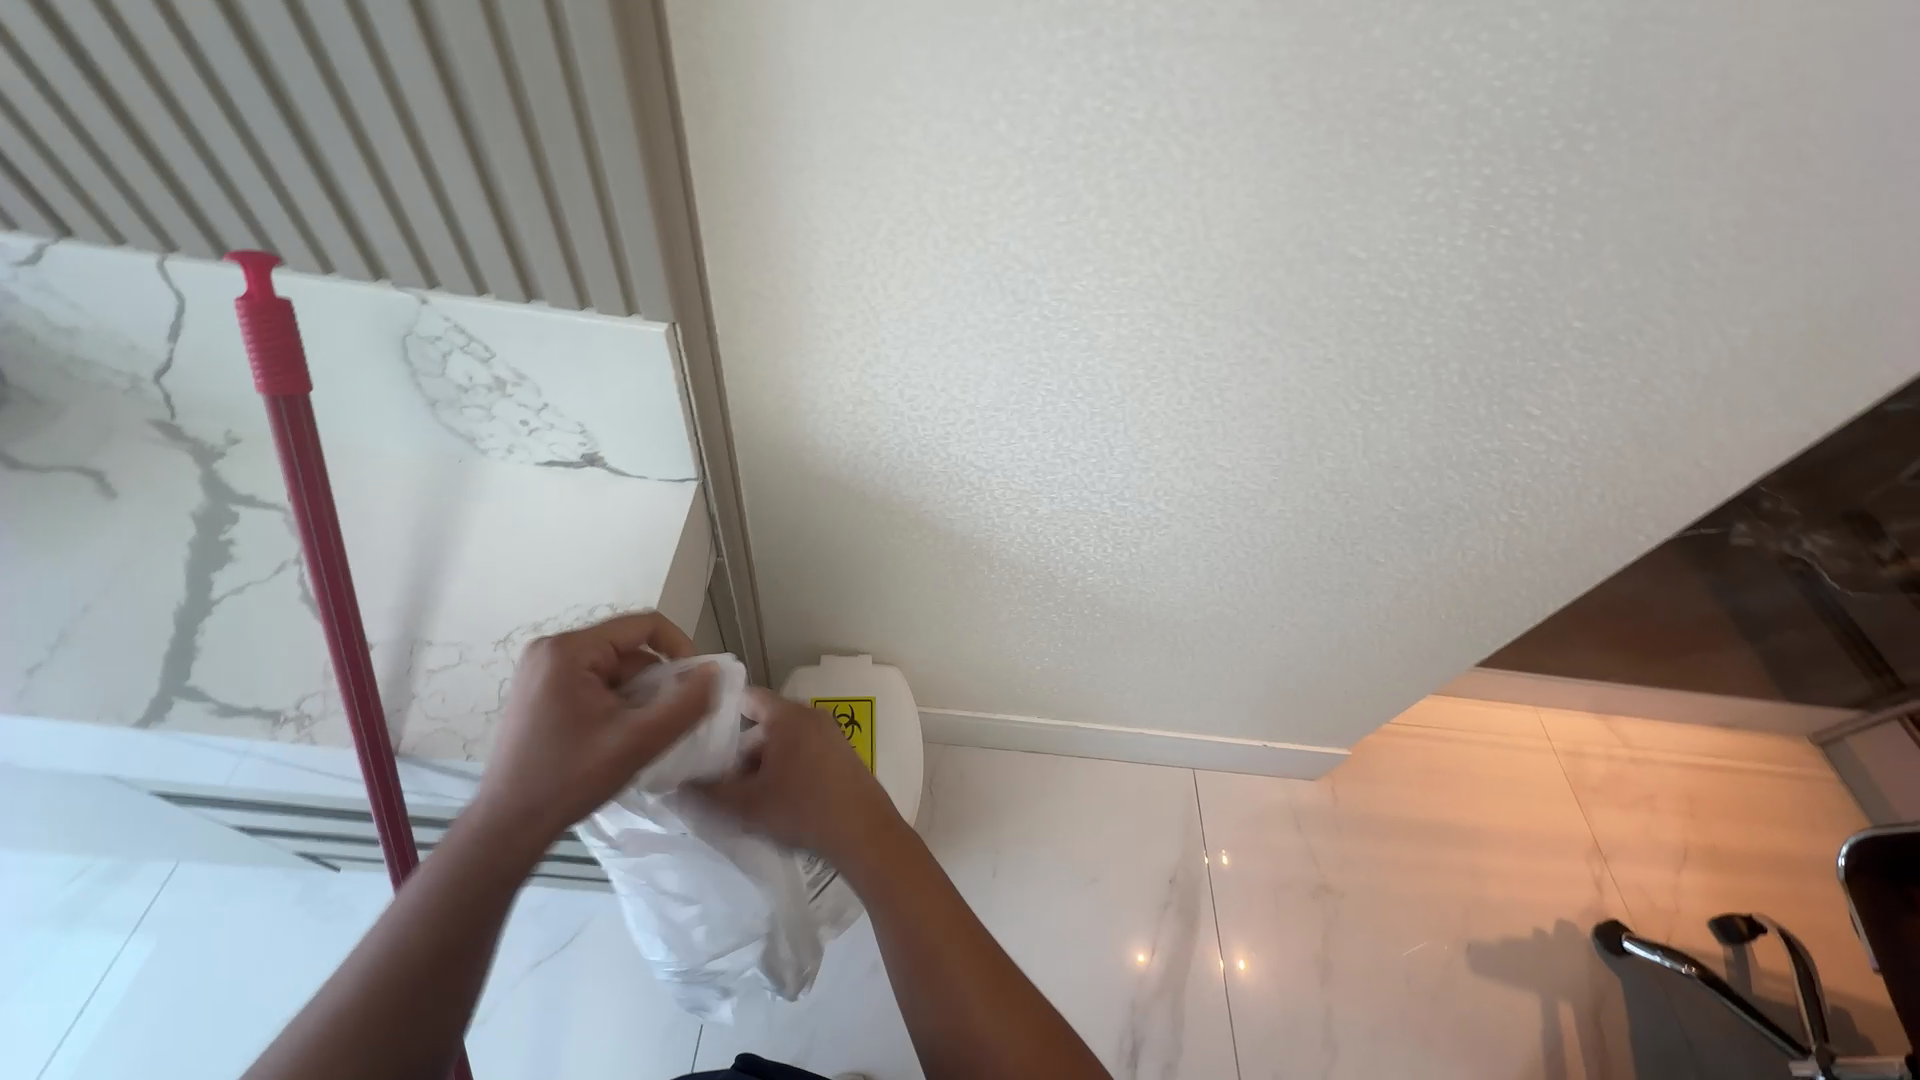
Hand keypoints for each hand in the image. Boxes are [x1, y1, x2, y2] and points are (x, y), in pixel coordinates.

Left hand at [473, 612, 713, 849]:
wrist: (509, 824)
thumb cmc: (571, 778)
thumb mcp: (640, 740)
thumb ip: (687, 703)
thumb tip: (715, 672)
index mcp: (569, 649)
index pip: (645, 626)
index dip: (681, 649)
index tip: (697, 684)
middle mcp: (551, 649)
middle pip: (630, 650)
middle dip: (657, 682)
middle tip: (667, 721)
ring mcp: (542, 670)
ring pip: (616, 670)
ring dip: (639, 697)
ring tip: (641, 735)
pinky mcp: (541, 691)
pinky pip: (596, 683)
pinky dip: (618, 704)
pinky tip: (619, 737)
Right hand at [692, 687, 906, 870]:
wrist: (864, 833)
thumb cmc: (803, 810)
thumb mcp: (748, 805)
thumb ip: (709, 794)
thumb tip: (679, 787)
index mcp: (788, 716)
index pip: (747, 698)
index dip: (720, 712)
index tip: (698, 732)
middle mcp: (811, 716)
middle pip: (764, 724)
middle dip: (740, 751)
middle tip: (720, 779)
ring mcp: (831, 735)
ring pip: (784, 742)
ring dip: (763, 764)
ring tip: (746, 796)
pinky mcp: (843, 755)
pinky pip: (804, 752)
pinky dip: (786, 768)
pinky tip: (777, 800)